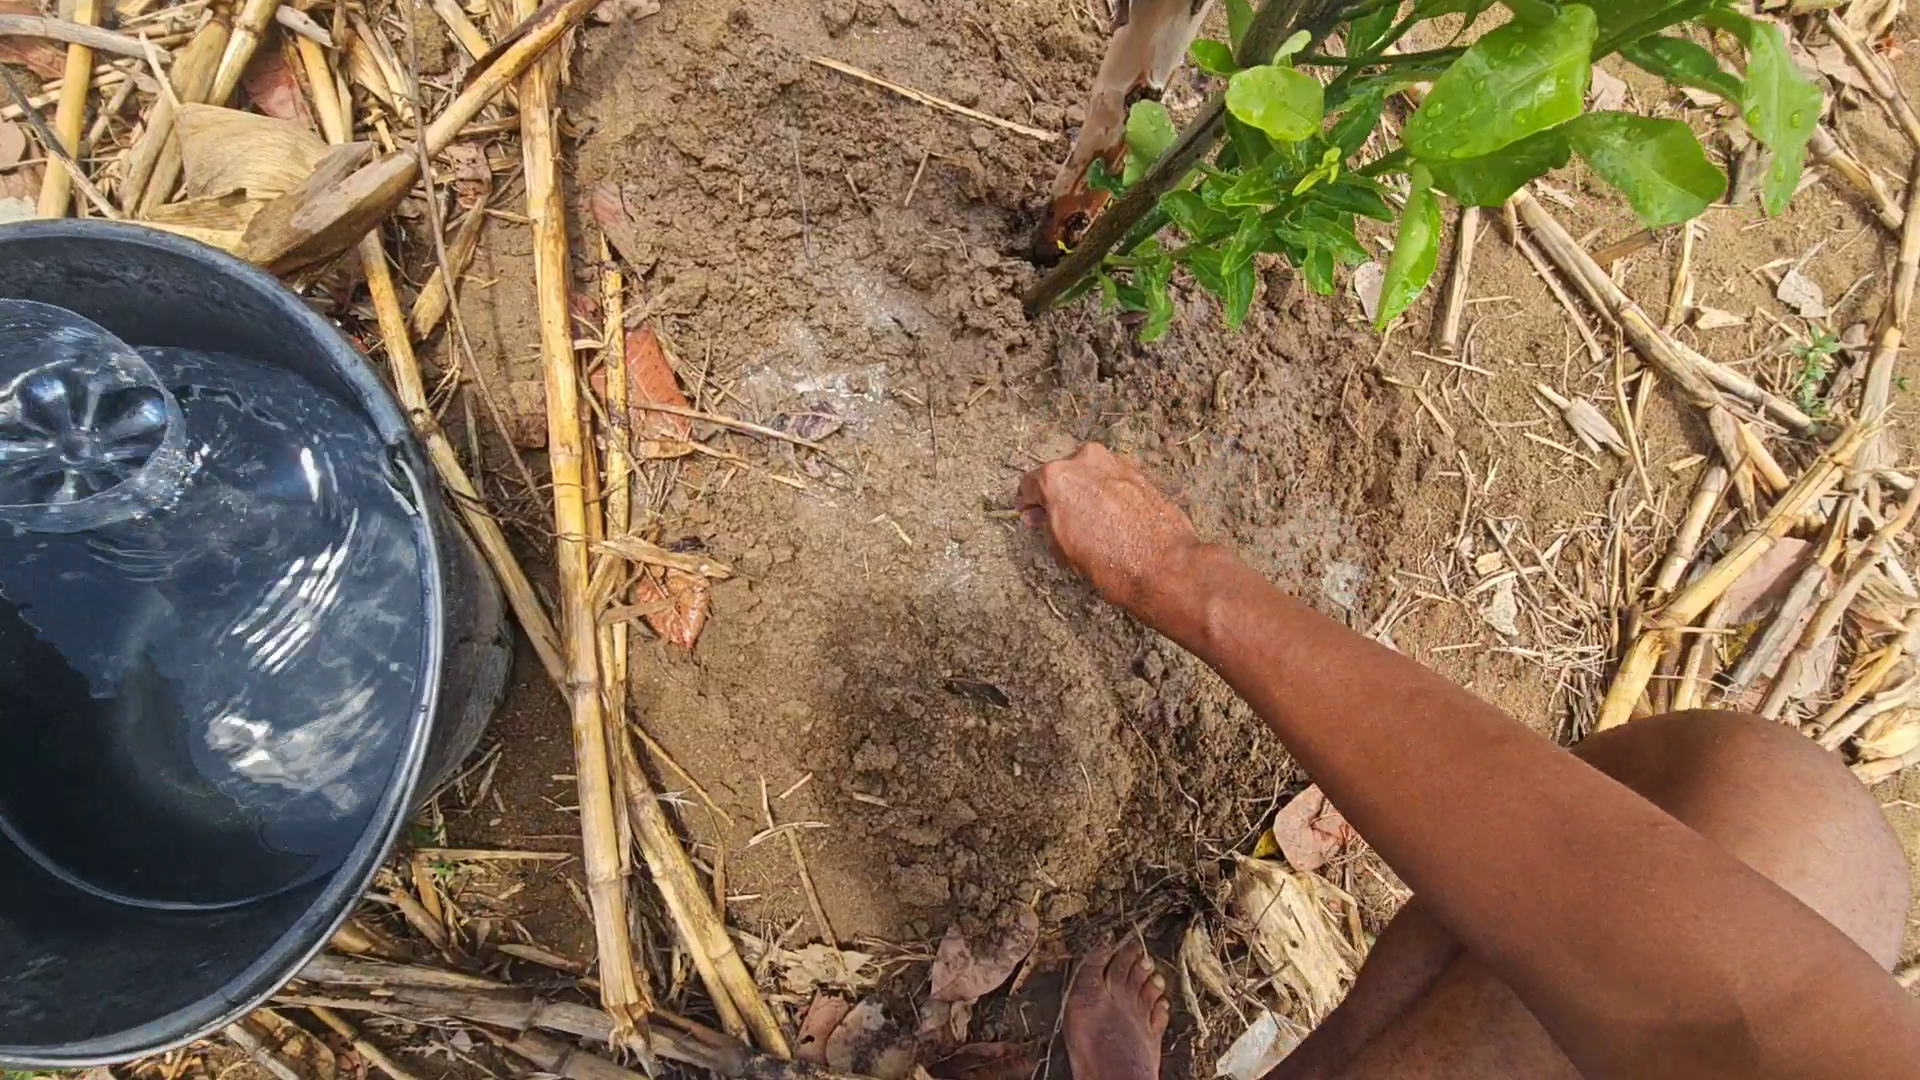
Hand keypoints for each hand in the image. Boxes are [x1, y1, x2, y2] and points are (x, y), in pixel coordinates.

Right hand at [1017, 443, 1203, 625]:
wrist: (1161, 565)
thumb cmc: (1108, 561)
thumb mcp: (1062, 547)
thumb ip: (1045, 523)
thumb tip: (1038, 515)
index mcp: (1056, 477)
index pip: (1029, 484)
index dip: (1027, 503)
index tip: (1030, 514)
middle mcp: (1083, 460)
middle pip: (1059, 475)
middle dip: (1055, 495)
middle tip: (1057, 520)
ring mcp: (1113, 462)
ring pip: (1086, 474)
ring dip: (1081, 492)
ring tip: (1087, 522)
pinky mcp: (1137, 472)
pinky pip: (1109, 479)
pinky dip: (1104, 492)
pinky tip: (1109, 518)